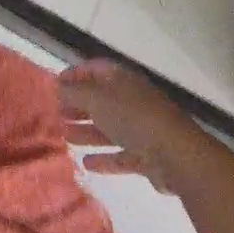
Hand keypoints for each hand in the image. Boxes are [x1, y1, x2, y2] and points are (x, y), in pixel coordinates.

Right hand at [58, 59, 205, 194]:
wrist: (177, 156)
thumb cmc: (133, 118)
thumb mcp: (97, 99)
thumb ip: (74, 93)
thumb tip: (58, 88)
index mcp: (123, 80)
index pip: (96, 69)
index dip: (75, 74)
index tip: (55, 85)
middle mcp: (132, 101)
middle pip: (101, 100)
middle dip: (78, 106)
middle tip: (56, 114)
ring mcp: (142, 129)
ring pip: (109, 128)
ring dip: (87, 132)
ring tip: (65, 137)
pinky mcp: (148, 156)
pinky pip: (121, 154)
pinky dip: (104, 158)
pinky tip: (87, 163)